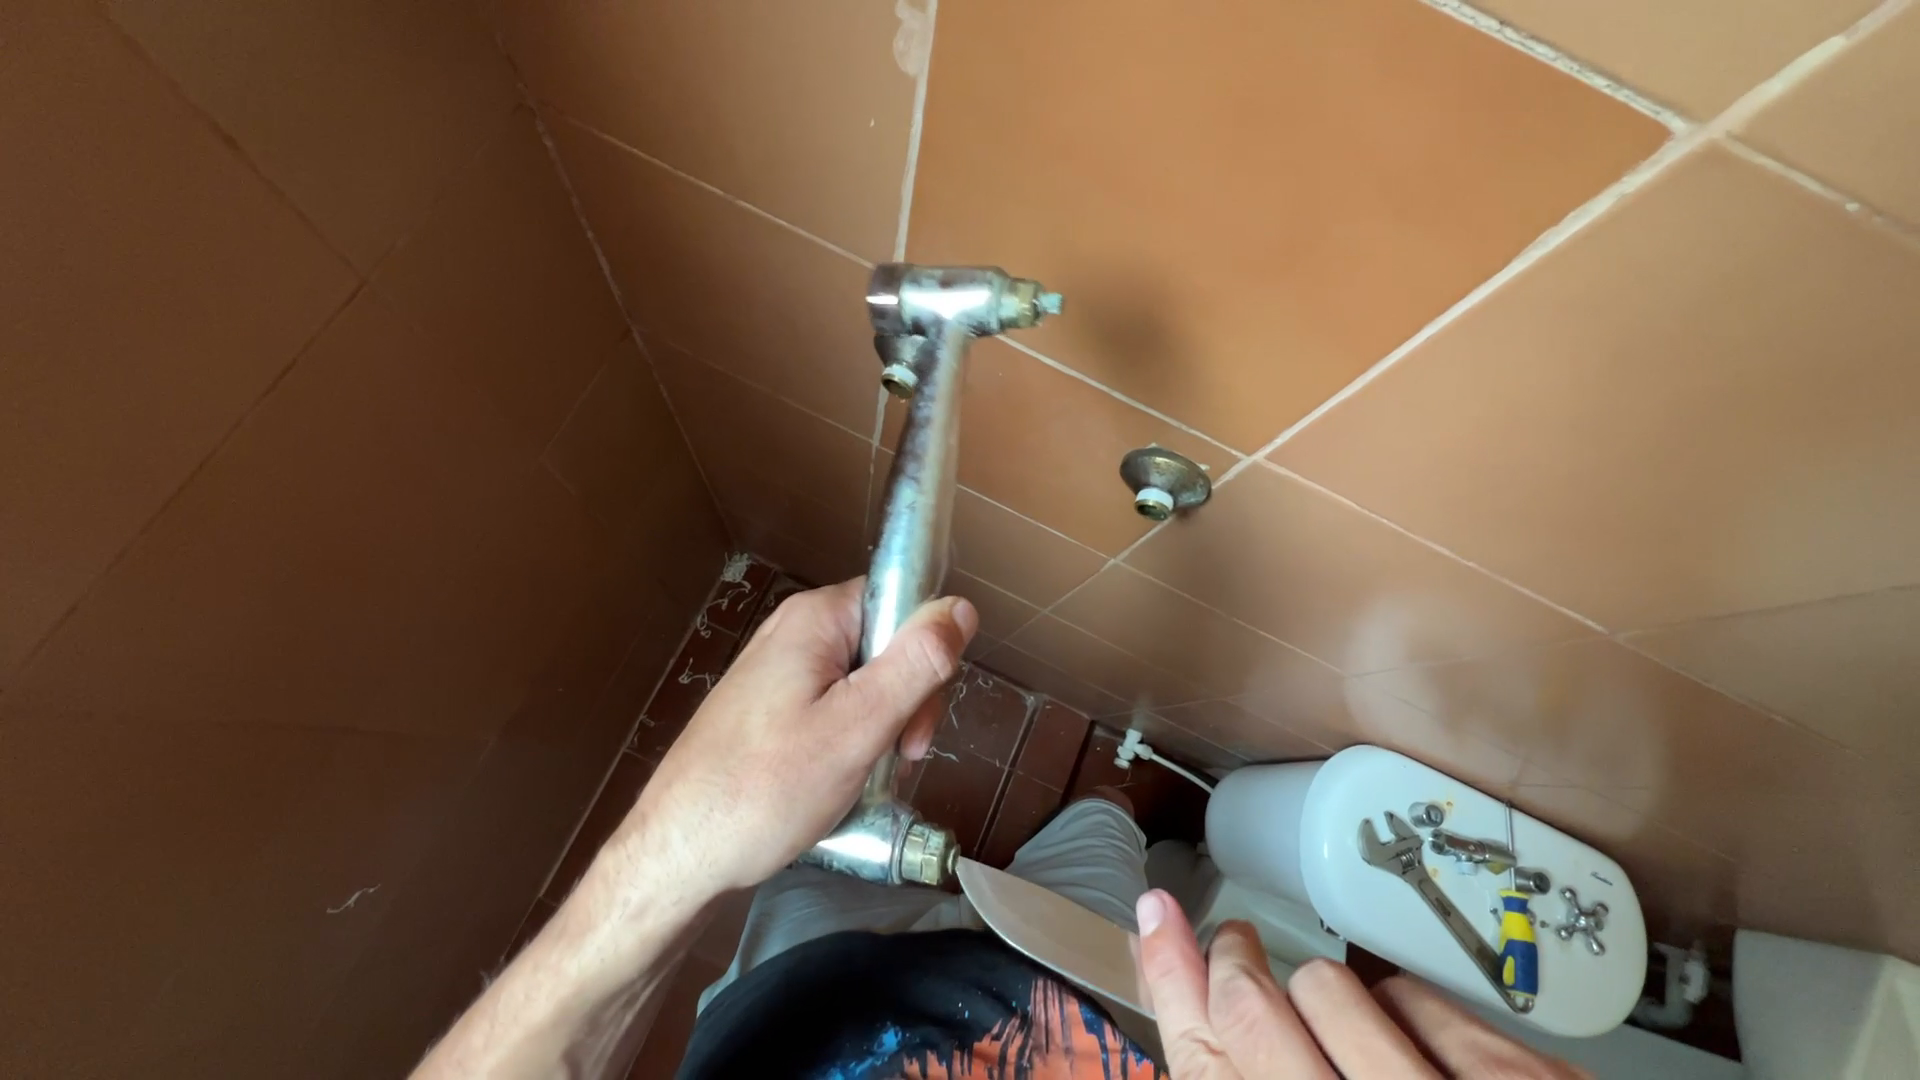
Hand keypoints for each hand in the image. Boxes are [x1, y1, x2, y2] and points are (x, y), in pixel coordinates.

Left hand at [624, 578, 976, 897]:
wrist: (677, 856)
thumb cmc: (767, 788)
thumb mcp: (858, 726)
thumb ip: (916, 664)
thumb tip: (961, 606)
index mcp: (816, 619)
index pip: (899, 601)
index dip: (924, 653)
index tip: (919, 715)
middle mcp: (796, 632)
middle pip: (885, 644)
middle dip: (905, 701)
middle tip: (898, 758)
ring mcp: (780, 672)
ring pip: (863, 682)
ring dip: (881, 728)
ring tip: (866, 779)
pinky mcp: (770, 709)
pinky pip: (833, 708)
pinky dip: (850, 741)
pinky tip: (843, 781)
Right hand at [1134, 890, 1586, 1077]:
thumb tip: (1209, 1040)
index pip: (1211, 1062)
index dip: (1171, 981)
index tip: (1156, 918)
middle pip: (1254, 1010)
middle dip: (1234, 965)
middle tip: (1235, 950)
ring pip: (1329, 985)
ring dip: (1322, 999)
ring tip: (1350, 1037)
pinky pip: (1413, 991)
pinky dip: (1399, 1010)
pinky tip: (1422, 1056)